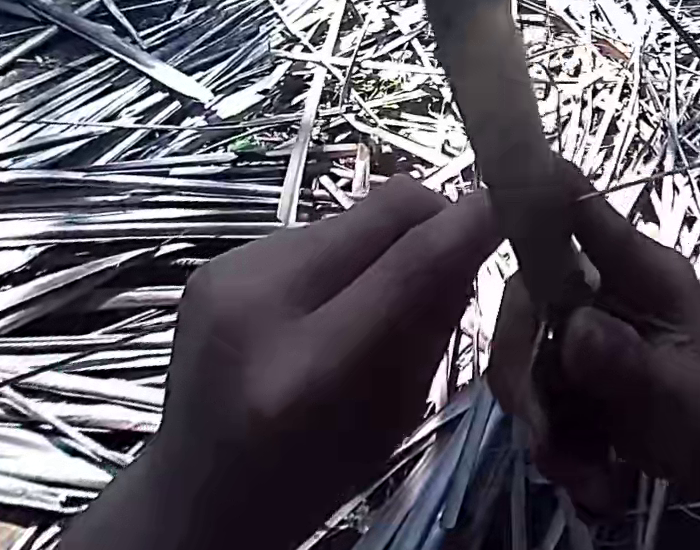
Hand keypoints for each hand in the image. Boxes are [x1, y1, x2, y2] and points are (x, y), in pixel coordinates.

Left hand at [63, 177, 497, 549]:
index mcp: (305, 371)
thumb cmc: (310, 477)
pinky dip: (345, 250)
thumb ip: (436, 320)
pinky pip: (315, 230)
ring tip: (382, 284)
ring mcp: (229, 272)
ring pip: (351, 214)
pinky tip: (331, 293)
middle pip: (381, 209)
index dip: (469, 220)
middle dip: (434, 212)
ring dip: (386, 237)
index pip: (411, 263)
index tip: (508, 201)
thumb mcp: (394, 415)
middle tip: (457, 240)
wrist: (191, 499)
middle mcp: (258, 304)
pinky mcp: (218, 259)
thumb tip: (471, 236)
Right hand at [489, 162, 699, 508]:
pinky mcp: (559, 349)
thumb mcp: (688, 404)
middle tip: (543, 428)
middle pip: (529, 283)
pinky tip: (574, 464)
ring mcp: (577, 312)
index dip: (540, 192)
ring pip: (517, 334)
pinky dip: (537, 423)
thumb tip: (575, 330)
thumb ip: (634, 368)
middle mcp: (601, 279)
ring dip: (533, 405)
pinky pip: (521, 371)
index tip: (498, 184)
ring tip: (574, 465)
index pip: (584, 211)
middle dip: (526, 356)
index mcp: (642, 269)